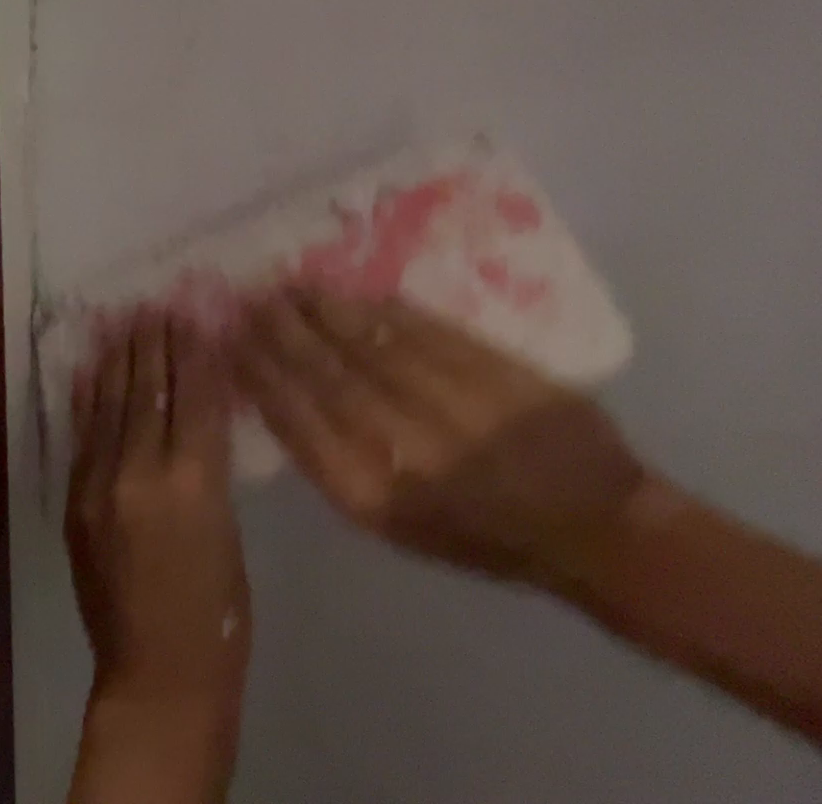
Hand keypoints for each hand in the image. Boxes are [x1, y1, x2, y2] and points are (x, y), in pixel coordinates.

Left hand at [68, 309, 250, 699]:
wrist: (157, 671)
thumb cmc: (218, 612)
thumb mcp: (229, 532)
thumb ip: (208, 471)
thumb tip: (194, 417)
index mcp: (193, 484)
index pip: (193, 399)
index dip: (193, 354)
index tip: (192, 316)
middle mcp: (139, 472)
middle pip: (148, 392)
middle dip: (153, 345)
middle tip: (154, 305)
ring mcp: (98, 484)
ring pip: (111, 406)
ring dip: (118, 360)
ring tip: (124, 322)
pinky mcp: (74, 500)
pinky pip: (82, 435)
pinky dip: (87, 398)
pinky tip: (90, 370)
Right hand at [235, 287, 647, 591]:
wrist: (590, 527)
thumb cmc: (473, 534)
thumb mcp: (388, 522)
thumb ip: (332, 460)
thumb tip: (283, 396)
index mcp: (366, 489)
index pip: (294, 417)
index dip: (258, 373)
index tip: (231, 341)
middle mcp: (399, 443)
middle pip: (322, 372)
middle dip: (281, 332)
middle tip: (252, 299)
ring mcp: (446, 402)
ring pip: (366, 342)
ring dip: (322, 311)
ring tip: (291, 287)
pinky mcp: (491, 370)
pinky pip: (420, 329)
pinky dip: (381, 309)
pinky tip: (354, 294)